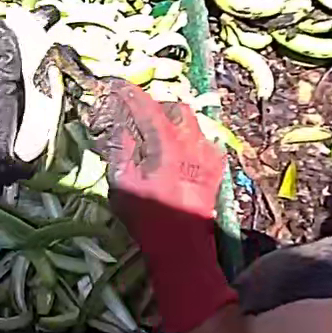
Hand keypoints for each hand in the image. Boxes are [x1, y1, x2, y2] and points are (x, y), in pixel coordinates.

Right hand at [86, 80, 234, 332]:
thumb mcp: (122, 183)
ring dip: (171, 121)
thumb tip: (119, 127)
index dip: (130, 93)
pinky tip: (173, 151)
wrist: (183, 248)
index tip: (116, 84)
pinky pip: (201, 140)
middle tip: (134, 112)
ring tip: (153, 132)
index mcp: (167, 144)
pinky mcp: (215, 167)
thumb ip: (120, 149)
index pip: (147, 107)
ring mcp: (208, 154)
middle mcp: (193, 143)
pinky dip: (185, 137)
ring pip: (191, 123)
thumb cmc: (148, 217)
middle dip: (154, 105)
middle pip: (175, 108)